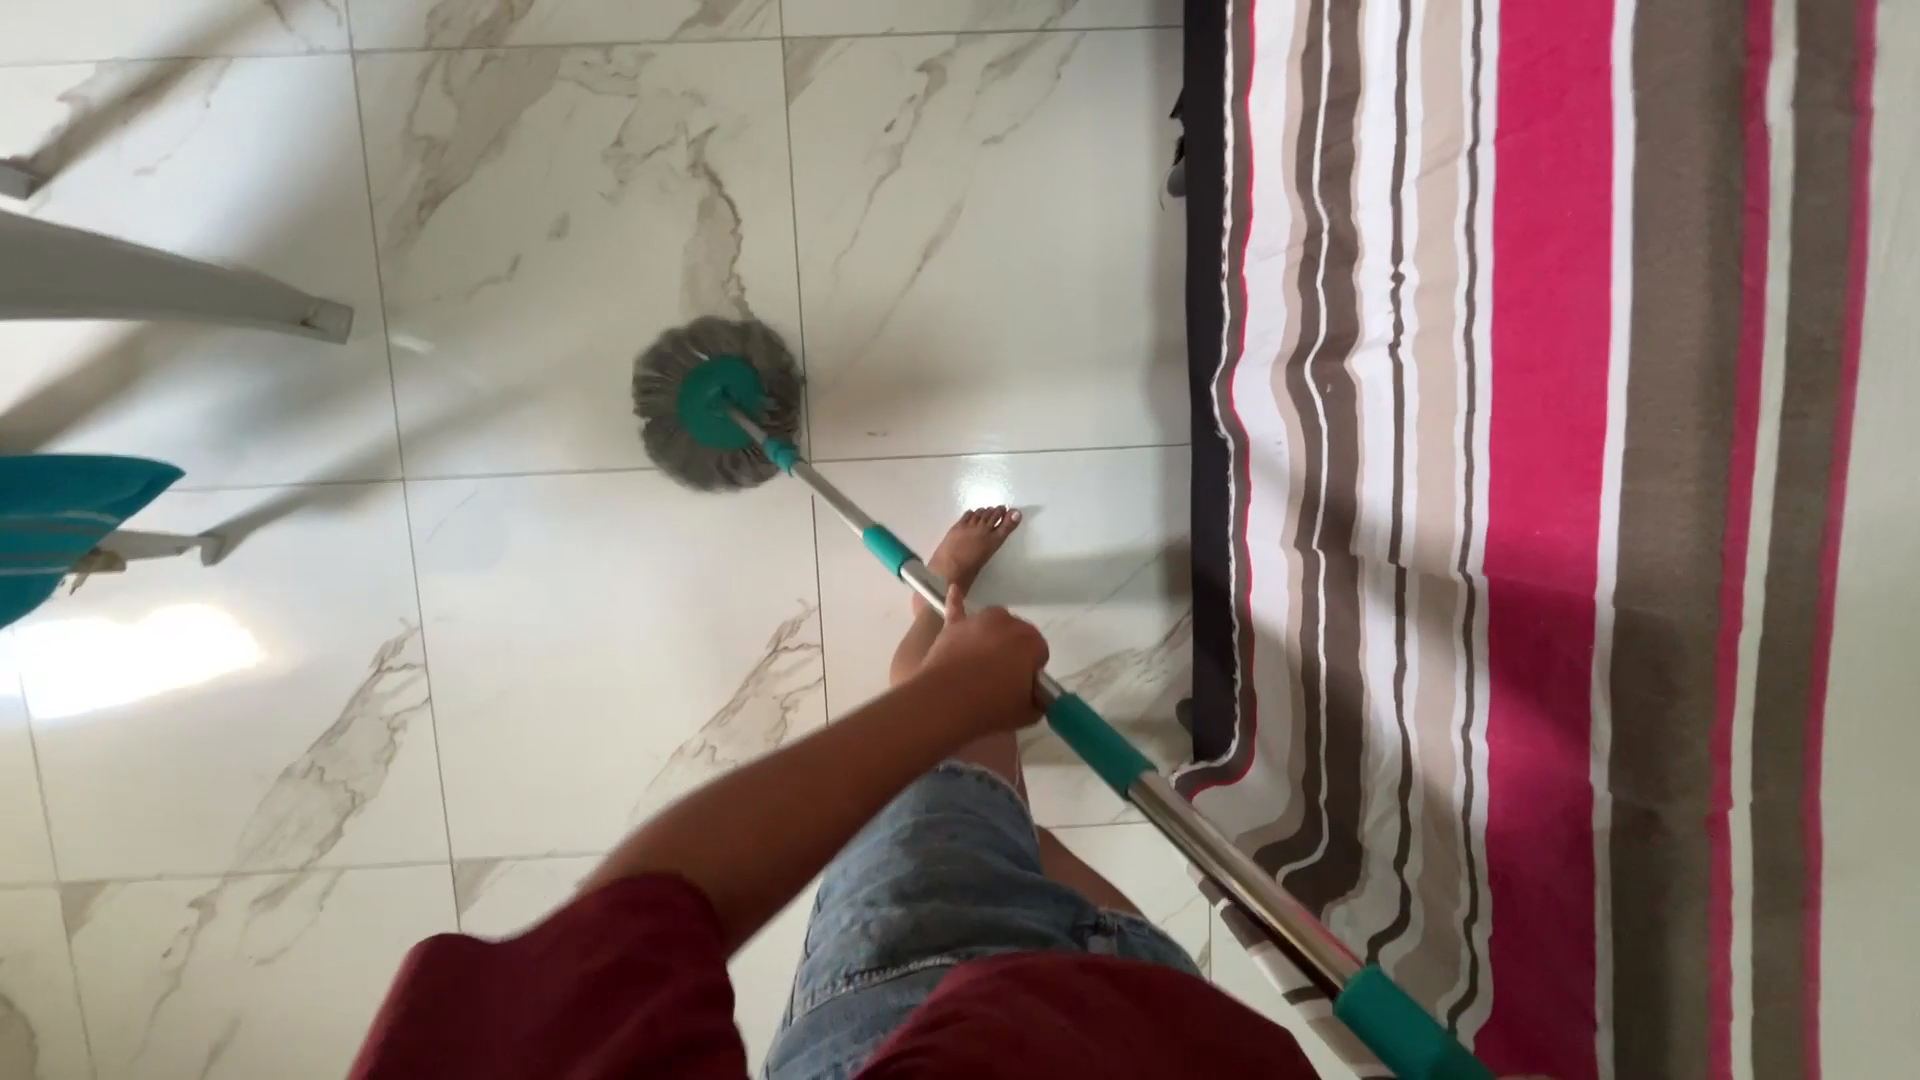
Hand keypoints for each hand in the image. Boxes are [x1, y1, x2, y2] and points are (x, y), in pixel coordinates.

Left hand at [919, 585, 1049, 734]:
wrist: (945, 702)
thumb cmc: (991, 707)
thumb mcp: (1028, 713)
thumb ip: (1037, 700)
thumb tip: (1034, 695)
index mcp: (1031, 641)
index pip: (1039, 653)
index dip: (1031, 672)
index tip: (1021, 688)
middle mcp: (1007, 622)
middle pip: (1016, 636)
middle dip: (1013, 653)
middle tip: (1001, 681)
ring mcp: (977, 621)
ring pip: (992, 625)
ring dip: (992, 637)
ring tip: (982, 663)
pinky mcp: (952, 627)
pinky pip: (956, 608)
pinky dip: (956, 601)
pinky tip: (954, 589)